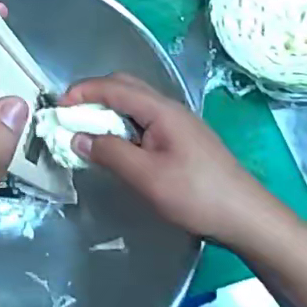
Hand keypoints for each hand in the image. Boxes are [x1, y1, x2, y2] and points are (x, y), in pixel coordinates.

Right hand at [63, 73, 289, 248]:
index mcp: (160, 109)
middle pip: (124, 87)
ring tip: (87, 131)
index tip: (57, 108)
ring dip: (107, 110)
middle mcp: (169, 108)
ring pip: (134, 103)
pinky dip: (121, 124)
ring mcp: (178, 123)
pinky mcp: (183, 139)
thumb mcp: (146, 177)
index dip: (81, 92)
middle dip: (92, 95)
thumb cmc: (197, 195)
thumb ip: (109, 153)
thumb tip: (77, 138)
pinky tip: (116, 146)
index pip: (113, 87)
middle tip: (70, 115)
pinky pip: (143, 119)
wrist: (249, 219)